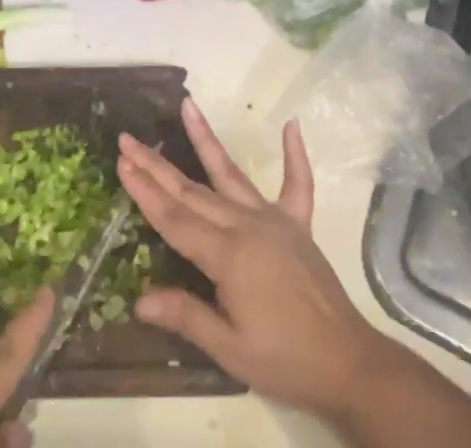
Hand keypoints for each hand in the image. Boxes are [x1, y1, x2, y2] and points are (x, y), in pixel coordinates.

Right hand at [116, 98, 384, 414]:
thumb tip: (139, 299)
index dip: (144, 191)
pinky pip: (297, 184)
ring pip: (231, 175)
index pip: (174, 218)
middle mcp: (248, 227)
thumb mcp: (230, 348)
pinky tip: (291, 125)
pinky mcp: (299, 227)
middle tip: (127, 138)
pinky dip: (295, 155)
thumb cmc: (285, 361)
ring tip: (187, 105)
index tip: (120, 162)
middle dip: (156, 164)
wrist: (350, 365)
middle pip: (192, 191)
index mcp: (228, 256)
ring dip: (205, 140)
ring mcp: (276, 222)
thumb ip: (186, 316)